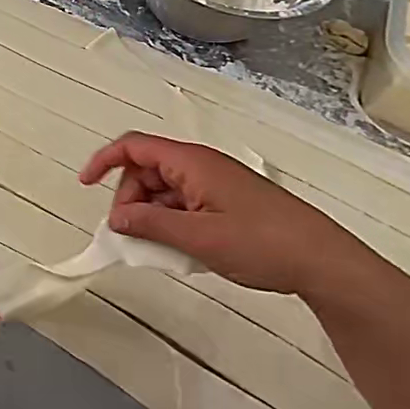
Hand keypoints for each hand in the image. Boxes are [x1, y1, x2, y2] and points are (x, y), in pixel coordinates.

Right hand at [79, 132, 376, 297]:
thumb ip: (150, 225)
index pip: (134, 147)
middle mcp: (199, 166)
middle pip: (146, 170)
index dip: (104, 161)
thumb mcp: (198, 238)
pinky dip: (171, 222)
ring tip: (157, 248)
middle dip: (129, 199)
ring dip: (150, 214)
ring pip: (164, 190)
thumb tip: (114, 219)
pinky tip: (180, 249)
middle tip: (129, 235)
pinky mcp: (226, 201)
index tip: (86, 185)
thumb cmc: (262, 243)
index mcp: (191, 162)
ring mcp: (214, 184)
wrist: (323, 261)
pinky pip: (183, 203)